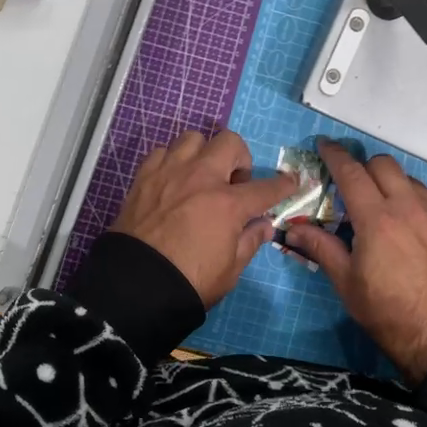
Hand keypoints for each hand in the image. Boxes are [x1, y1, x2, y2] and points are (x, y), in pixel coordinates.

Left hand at [111, 129, 293, 307]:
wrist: (135, 287)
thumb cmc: (190, 282)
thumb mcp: (230, 270)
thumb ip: (249, 241)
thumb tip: (263, 224)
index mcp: (227, 203)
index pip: (265, 188)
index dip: (282, 185)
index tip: (291, 182)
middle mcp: (200, 177)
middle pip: (229, 142)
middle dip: (239, 158)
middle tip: (234, 183)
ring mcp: (170, 172)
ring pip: (193, 138)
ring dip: (203, 153)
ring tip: (200, 176)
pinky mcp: (144, 176)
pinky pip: (162, 152)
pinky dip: (172, 161)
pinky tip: (173, 181)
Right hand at [288, 140, 426, 384]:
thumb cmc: (387, 313)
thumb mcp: (346, 283)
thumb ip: (320, 248)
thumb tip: (291, 230)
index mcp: (376, 219)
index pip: (351, 173)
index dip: (334, 155)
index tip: (324, 145)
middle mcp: (407, 208)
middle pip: (383, 164)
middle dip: (363, 166)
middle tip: (350, 183)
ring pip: (408, 179)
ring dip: (389, 181)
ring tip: (379, 204)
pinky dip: (411, 200)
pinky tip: (405, 225)